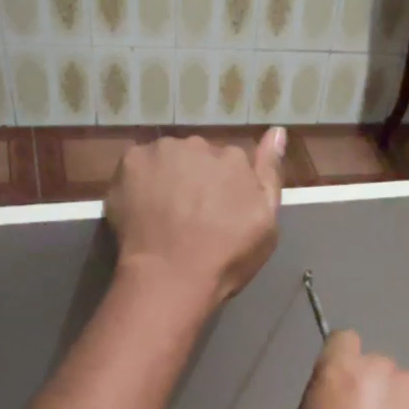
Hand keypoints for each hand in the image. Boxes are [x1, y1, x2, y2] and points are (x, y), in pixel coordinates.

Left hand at [105, 129, 285, 307]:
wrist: (172, 278)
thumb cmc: (226, 259)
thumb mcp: (266, 225)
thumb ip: (270, 175)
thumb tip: (277, 131)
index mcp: (234, 159)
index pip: (230, 164)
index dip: (223, 190)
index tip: (217, 215)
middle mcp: (199, 144)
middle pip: (197, 157)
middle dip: (195, 180)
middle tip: (190, 218)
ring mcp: (162, 151)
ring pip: (167, 159)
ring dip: (167, 178)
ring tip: (163, 216)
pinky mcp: (131, 162)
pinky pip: (137, 166)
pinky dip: (139, 183)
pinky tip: (142, 210)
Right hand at [292, 330, 408, 408]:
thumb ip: (321, 396)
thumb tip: (337, 389)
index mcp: (341, 369)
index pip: (343, 338)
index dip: (341, 360)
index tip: (339, 385)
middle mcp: (381, 367)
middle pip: (375, 364)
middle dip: (370, 384)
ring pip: (401, 386)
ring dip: (394, 403)